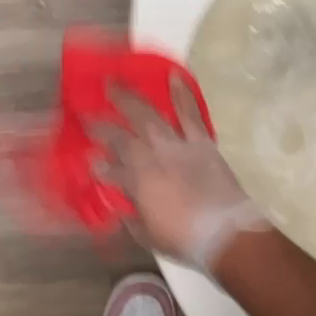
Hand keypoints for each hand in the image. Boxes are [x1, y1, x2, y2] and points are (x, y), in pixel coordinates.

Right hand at [86, 73, 270, 271]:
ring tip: (114, 82)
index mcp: (136, 182)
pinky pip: (189, 113)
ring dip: (130, 98)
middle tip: (89, 112)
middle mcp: (151, 158)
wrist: (227, 234)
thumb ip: (133, 219)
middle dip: (103, 123)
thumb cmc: (185, 240)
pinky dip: (181, 93)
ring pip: (149, 116)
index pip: (110, 169)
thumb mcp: (149, 236)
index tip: (90, 160)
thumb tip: (124, 211)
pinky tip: (173, 75)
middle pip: (122, 136)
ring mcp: (176, 146)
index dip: (99, 165)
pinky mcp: (200, 141)